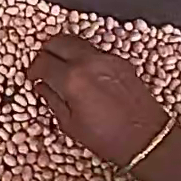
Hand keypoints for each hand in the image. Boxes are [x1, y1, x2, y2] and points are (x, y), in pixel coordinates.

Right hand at [26, 34, 169, 163]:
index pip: (43, 62)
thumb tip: (42, 87)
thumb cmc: (108, 138)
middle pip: (58, 41)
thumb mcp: (70, 124)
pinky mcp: (120, 61)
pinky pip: (94, 51)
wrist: (146, 138)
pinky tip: (82, 74)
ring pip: (77, 42)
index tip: (33, 77)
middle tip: (43, 66)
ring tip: (61, 69)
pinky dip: (82, 57)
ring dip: (64, 51)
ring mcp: (107, 59)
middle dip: (46, 52)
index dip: (33, 70)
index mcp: (72, 79)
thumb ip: (53, 100)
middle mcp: (89, 62)